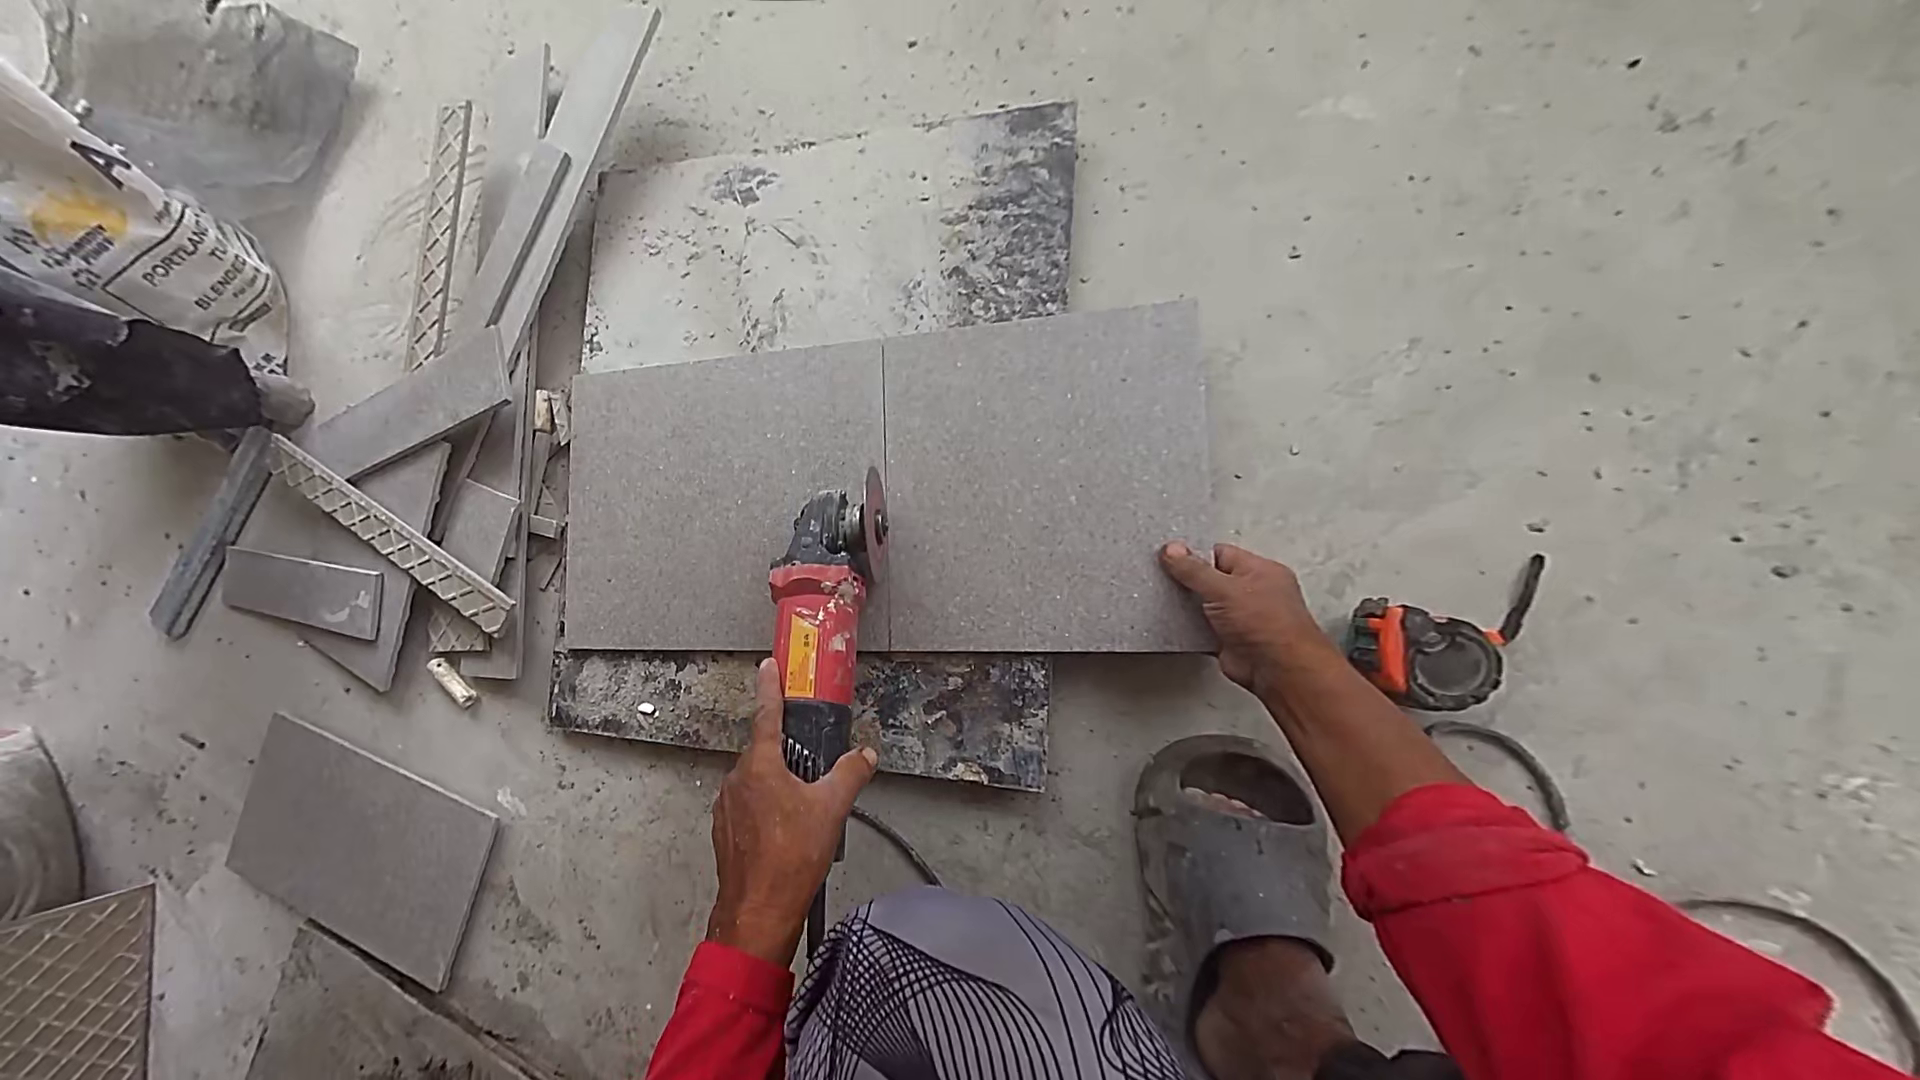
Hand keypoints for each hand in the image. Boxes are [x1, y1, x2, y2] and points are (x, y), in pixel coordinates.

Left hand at [707, 658, 877, 965]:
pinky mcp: (724, 830)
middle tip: (809, 758)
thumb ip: (851, 773)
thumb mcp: (832, 808)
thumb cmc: (791, 858)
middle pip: (763, 749)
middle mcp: (737, 780)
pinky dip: (765, 802)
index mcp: (760, 766)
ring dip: (776, 779)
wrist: (758, 913)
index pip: (766, 715)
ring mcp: (726, 806)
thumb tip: (866, 754)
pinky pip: (747, 801)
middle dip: (785, 748)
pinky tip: (785, 826)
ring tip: (802, 802)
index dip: (769, 687)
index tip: (767, 666)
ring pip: (755, 777)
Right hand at [1159, 541, 1341, 696]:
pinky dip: (1189, 627)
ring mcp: (1241, 617)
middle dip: (1190, 581)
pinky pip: (1202, 628)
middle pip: (1211, 578)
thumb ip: (1194, 569)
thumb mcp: (1223, 588)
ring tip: (1170, 600)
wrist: (1279, 671)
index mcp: (1259, 570)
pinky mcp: (1229, 640)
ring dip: (1189, 606)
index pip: (1220, 553)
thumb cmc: (1271, 627)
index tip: (1171, 556)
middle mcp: (1252, 592)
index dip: (1194, 554)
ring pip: (1205, 604)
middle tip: (1169, 578)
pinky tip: (1177, 624)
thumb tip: (1173, 550)